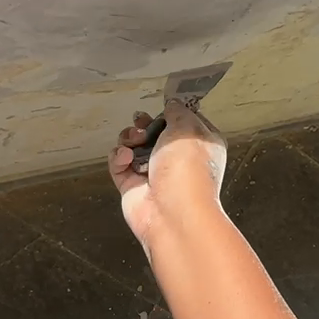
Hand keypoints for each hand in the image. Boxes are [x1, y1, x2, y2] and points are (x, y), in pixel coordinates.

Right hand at [108, 99, 228, 257]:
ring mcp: (153, 174)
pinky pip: (119, 164)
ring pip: (134, 146)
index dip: (172, 113)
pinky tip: (125, 159)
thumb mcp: (188, 128)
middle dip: (145, 125)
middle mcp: (178, 160)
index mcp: (200, 146)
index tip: (163, 109)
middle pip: (155, 132)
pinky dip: (118, 158)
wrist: (172, 213)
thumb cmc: (188, 170)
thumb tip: (172, 105)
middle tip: (142, 124)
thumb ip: (178, 111)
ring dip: (129, 138)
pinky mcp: (132, 187)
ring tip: (134, 142)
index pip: (184, 122)